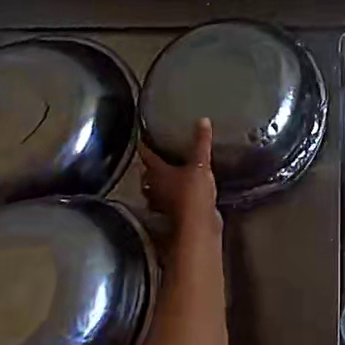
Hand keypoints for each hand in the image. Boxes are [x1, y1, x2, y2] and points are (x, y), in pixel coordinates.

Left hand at [139, 118, 222, 240]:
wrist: (198, 225)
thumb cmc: (193, 192)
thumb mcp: (200, 164)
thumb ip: (201, 143)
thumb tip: (203, 120)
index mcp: (157, 172)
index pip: (146, 155)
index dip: (144, 145)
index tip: (141, 137)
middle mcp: (155, 187)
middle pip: (148, 174)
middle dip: (150, 166)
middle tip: (157, 155)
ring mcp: (163, 202)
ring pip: (156, 189)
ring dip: (159, 182)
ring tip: (169, 172)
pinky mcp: (174, 213)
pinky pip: (169, 199)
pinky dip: (172, 194)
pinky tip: (181, 190)